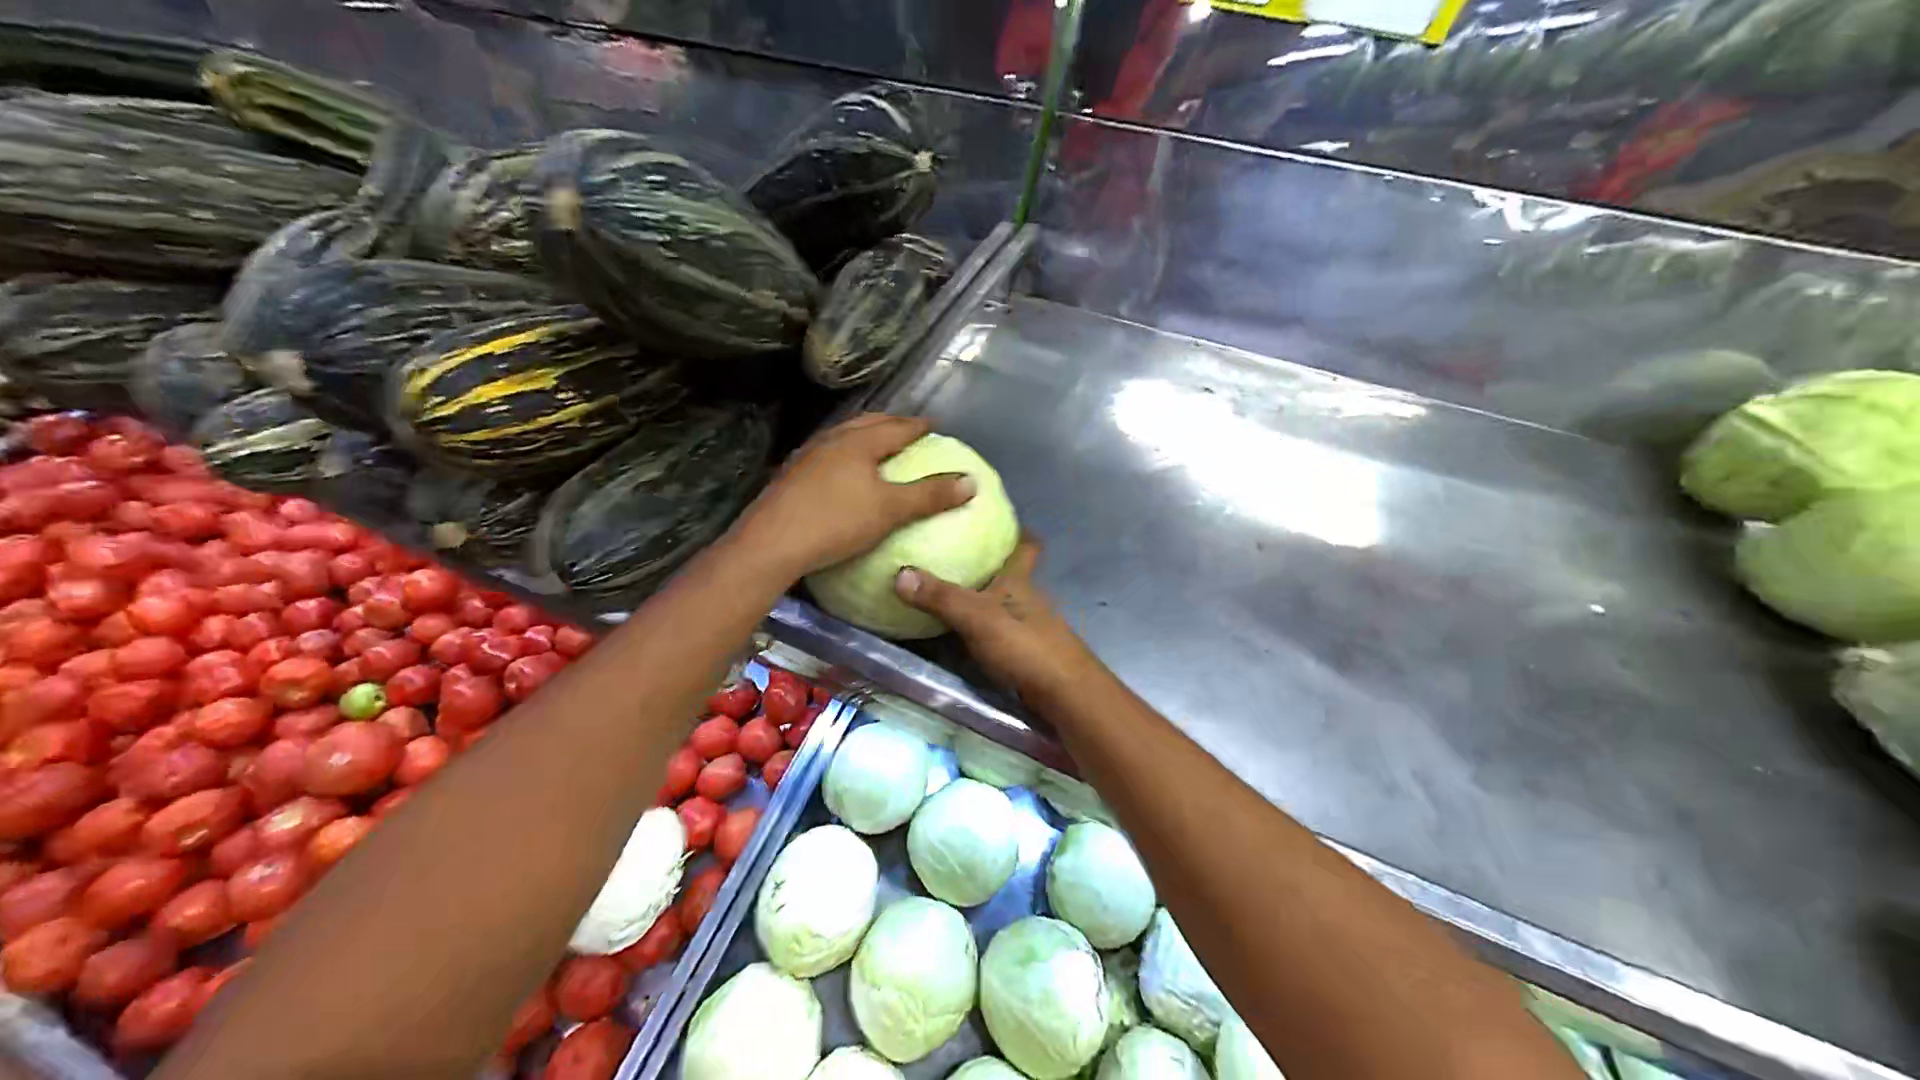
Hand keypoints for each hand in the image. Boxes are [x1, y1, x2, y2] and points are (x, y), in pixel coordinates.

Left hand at [730, 414, 974, 578]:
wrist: (771, 544)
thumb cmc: (835, 522)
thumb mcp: (890, 510)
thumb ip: (930, 496)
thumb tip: (971, 481)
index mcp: (858, 441)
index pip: (897, 426)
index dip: (919, 426)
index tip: (936, 426)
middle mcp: (832, 440)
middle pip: (867, 423)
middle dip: (891, 424)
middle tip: (910, 430)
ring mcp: (807, 457)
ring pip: (844, 437)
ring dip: (865, 437)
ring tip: (879, 447)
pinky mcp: (791, 476)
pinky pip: (828, 455)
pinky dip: (846, 456)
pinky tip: (844, 473)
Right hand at [894, 536, 1099, 698]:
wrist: (1062, 694)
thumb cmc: (1025, 645)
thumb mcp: (977, 617)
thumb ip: (941, 597)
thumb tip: (900, 573)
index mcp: (1019, 581)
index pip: (1025, 547)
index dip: (1018, 532)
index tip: (1000, 519)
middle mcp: (1027, 600)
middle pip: (1010, 576)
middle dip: (990, 566)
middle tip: (955, 555)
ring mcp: (1027, 629)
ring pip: (1003, 606)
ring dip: (982, 600)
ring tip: (946, 592)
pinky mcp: (1024, 655)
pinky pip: (996, 632)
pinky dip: (979, 629)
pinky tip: (958, 634)